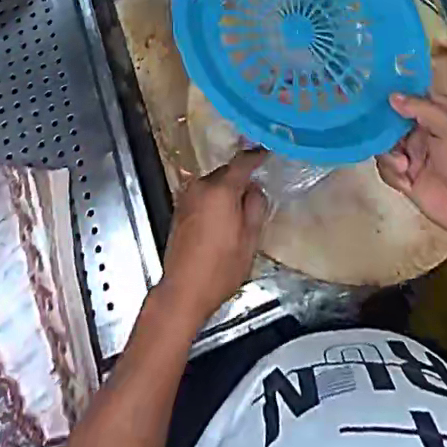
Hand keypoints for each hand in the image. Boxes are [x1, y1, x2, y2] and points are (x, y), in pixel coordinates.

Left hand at [158, 149, 267, 322]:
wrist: (182, 292)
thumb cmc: (221, 268)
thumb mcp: (250, 238)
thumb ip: (256, 205)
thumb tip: (254, 189)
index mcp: (221, 190)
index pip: (243, 162)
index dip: (257, 156)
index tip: (268, 154)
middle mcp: (201, 188)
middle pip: (226, 172)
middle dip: (241, 178)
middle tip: (256, 191)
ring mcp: (186, 198)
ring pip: (213, 184)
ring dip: (226, 189)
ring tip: (239, 208)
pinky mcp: (179, 211)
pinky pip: (203, 195)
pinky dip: (214, 199)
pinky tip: (222, 218)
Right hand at [377, 92, 446, 245]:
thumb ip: (423, 110)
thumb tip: (393, 95)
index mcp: (443, 115)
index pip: (415, 97)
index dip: (396, 94)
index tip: (373, 93)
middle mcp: (427, 132)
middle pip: (394, 120)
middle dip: (385, 127)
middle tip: (382, 135)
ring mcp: (417, 156)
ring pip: (387, 145)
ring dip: (389, 153)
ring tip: (403, 165)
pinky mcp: (409, 180)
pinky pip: (388, 169)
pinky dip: (391, 172)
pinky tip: (405, 180)